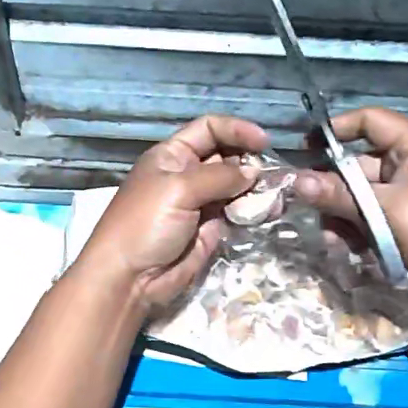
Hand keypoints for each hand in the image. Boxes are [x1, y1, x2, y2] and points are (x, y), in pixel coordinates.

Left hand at [72, 115, 269, 313]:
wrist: (129, 278)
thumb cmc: (144, 224)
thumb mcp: (178, 189)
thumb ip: (219, 177)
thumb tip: (254, 172)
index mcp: (171, 156)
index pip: (209, 129)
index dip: (236, 130)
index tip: (264, 142)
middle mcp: (186, 175)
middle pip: (227, 158)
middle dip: (252, 162)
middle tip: (276, 176)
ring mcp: (198, 203)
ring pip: (236, 188)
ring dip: (257, 189)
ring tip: (278, 196)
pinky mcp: (209, 230)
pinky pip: (236, 214)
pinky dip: (253, 212)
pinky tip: (269, 212)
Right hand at [292, 107, 407, 304]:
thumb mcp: (385, 212)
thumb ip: (338, 195)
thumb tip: (296, 181)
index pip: (371, 120)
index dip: (336, 129)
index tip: (305, 149)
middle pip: (362, 163)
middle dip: (335, 189)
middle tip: (313, 211)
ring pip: (367, 193)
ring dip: (345, 214)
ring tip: (335, 240)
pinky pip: (380, 212)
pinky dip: (363, 227)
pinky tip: (353, 247)